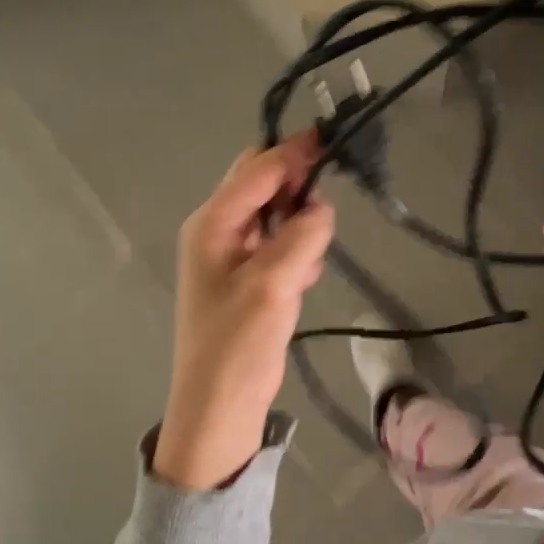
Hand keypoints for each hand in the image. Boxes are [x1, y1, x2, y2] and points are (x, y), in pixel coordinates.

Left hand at [156, 134, 335, 489]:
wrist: (220, 403)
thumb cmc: (238, 342)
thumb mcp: (274, 283)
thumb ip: (302, 235)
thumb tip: (322, 207)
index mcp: (212, 223)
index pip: (255, 169)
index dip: (292, 153)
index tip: (330, 140)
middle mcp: (219, 230)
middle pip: (261, 185)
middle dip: (295, 187)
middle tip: (326, 206)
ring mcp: (234, 254)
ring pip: (276, 215)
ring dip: (299, 225)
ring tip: (309, 261)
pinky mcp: (251, 277)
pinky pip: (280, 244)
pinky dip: (298, 251)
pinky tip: (304, 280)